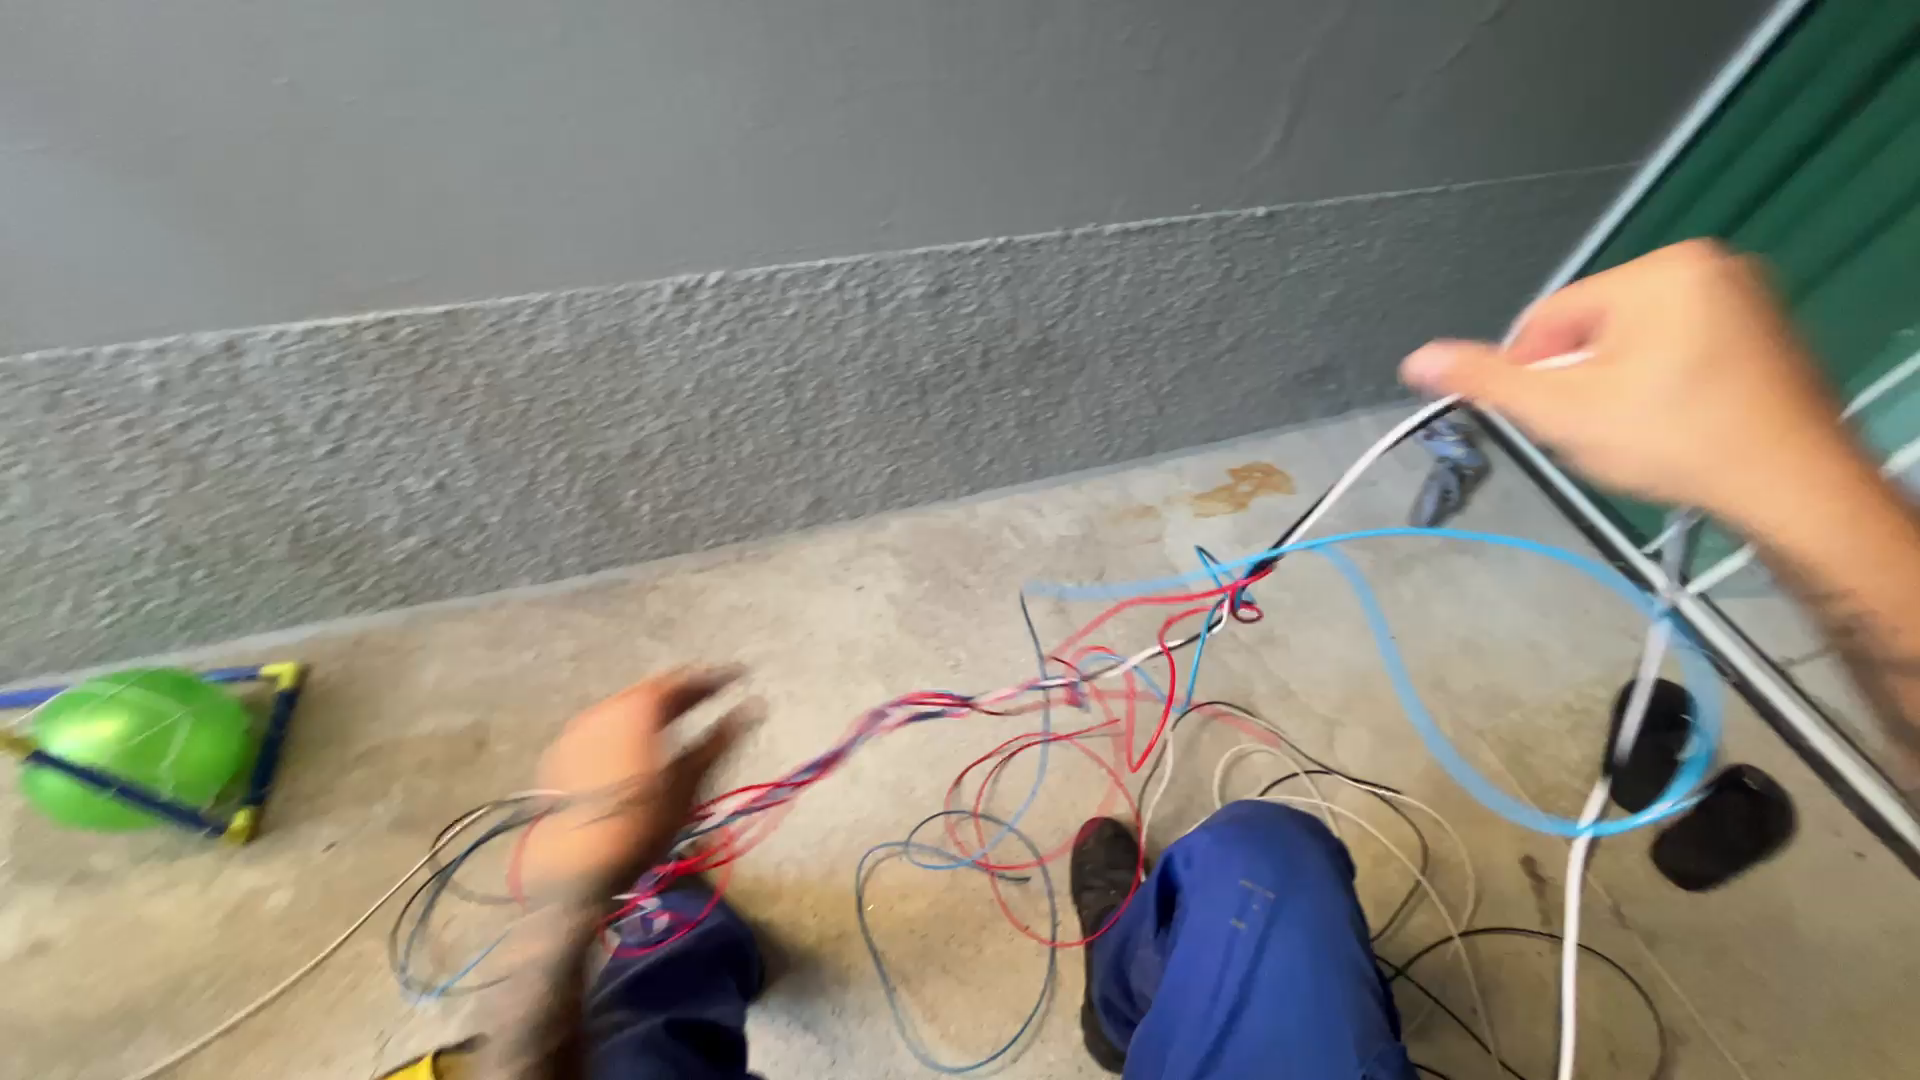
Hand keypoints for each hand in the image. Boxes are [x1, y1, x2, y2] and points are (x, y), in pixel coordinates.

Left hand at [519, 667, 759, 900]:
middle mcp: (605, 709)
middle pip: (652, 689)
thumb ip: (722, 736)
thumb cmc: (643, 823)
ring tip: (680, 717)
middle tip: (713, 694)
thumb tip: (756, 705)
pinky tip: (640, 742)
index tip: (740, 676)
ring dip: (655, 708)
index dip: (716, 678)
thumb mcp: (690, 780)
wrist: (574, 870)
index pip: (685, 680)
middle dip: (684, 692)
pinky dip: (628, 726)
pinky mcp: (560, 754)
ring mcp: (577, 730)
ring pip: (626, 707)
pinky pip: (604, 725)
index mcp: (639, 709)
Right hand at [1399, 239, 1865, 528]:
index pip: (1544, 321)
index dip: (1534, 375)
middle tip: (1600, 427)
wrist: (1791, 487)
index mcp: (1657, 272)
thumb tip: (1415, 359)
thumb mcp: (1559, 411)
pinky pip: (1667, 346)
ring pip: (1622, 342)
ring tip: (1638, 427)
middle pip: (1584, 330)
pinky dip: (1652, 382)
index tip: (1559, 417)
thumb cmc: (1670, 440)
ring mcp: (1738, 293)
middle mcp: (1703, 265)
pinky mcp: (1756, 325)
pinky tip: (1668, 418)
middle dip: (1576, 380)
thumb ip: (1484, 381)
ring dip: (1609, 385)